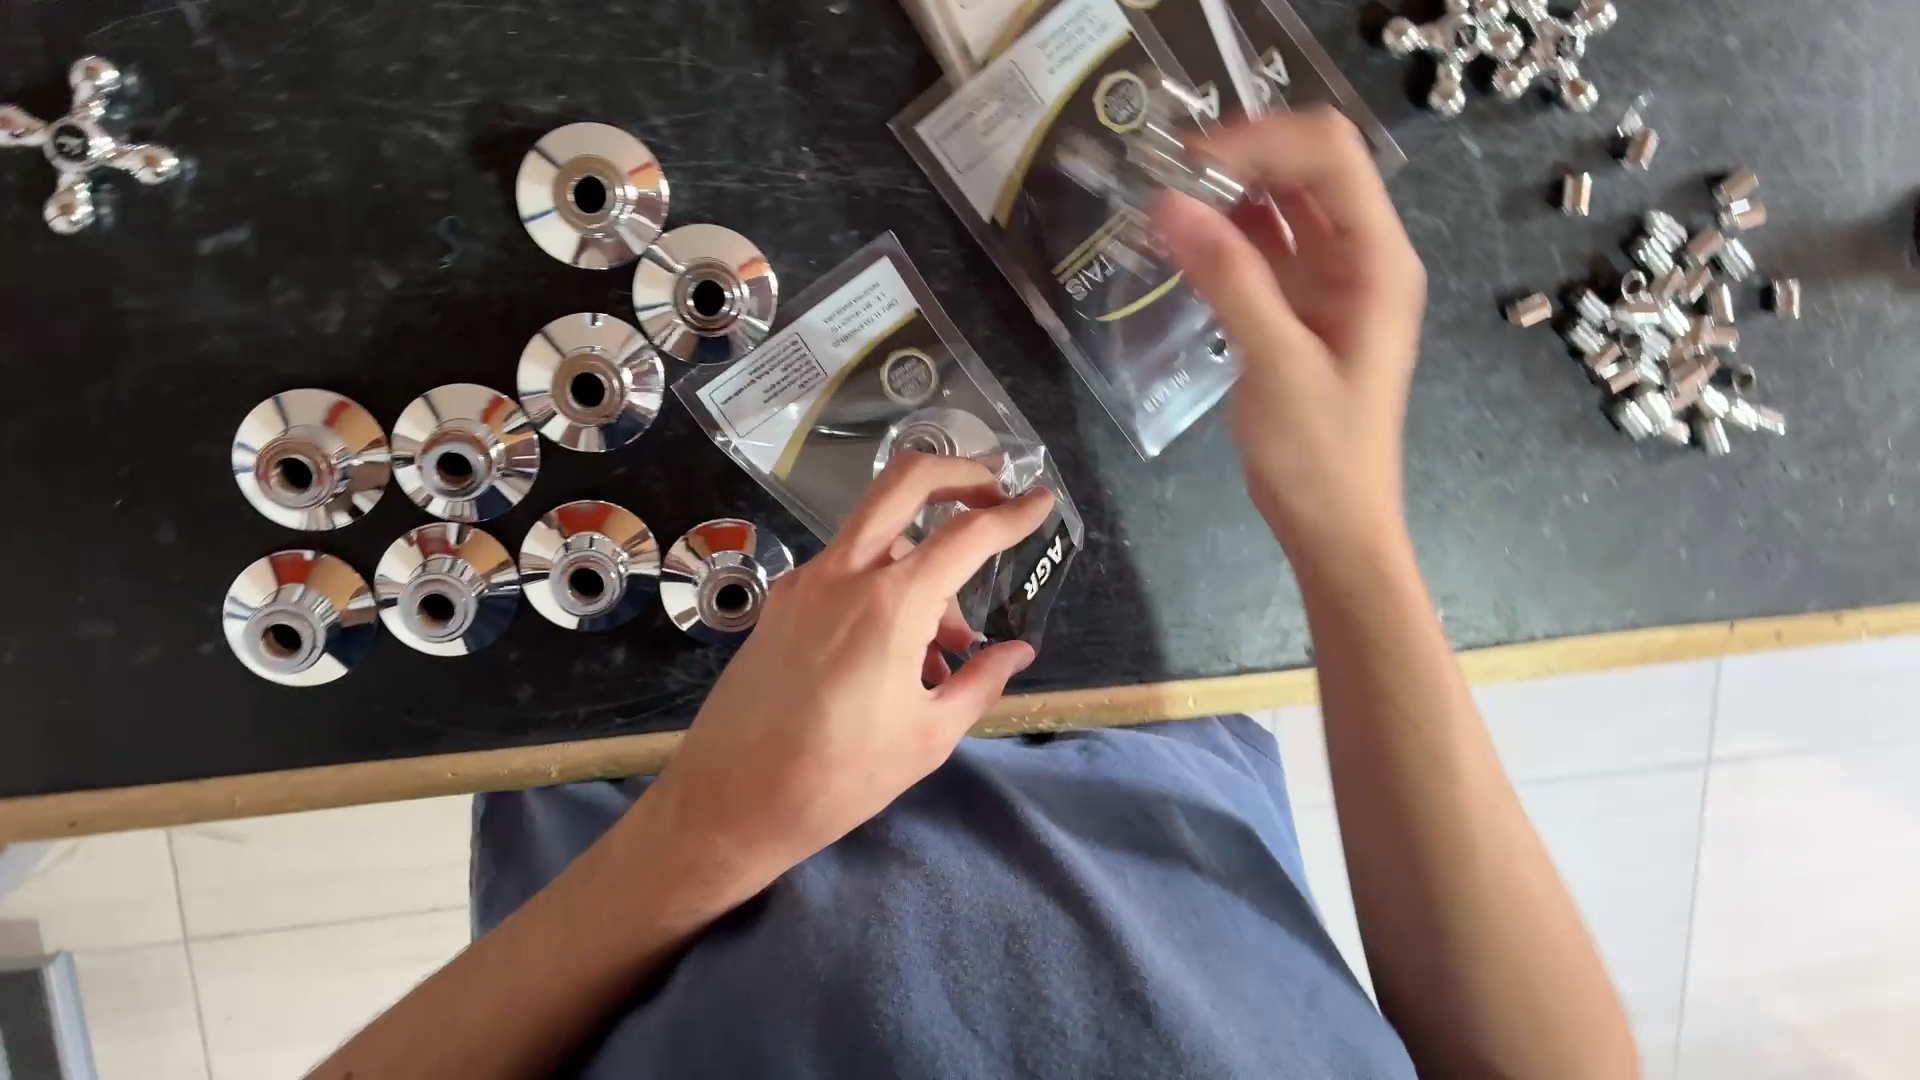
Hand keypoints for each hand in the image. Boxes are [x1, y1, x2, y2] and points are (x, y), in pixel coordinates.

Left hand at [647, 453, 1055, 890]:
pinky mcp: (781, 601)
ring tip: (945, 639)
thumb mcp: (927, 737)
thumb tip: (1018, 652)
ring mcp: (804, 581)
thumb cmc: (838, 777)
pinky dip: (883, 583)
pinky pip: (846, 567)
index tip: (1042, 498)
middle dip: (959, 473)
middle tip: (996, 489)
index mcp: (890, 604)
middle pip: (904, 481)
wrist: (727, 803)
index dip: (1014, 513)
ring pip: (876, 532)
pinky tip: (895, 646)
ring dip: (921, 556)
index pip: (967, 534)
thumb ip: (980, 682)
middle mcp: (843, 573)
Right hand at [1152, 107, 1426, 558]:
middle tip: (1165, 179)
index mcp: (1377, 261)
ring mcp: (1326, 287)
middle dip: (1241, 162)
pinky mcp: (1294, 314)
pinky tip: (1181, 249)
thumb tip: (1168, 204)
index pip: (1329, 159)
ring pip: (1278, 214)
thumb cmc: (1319, 455)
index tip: (1186, 161)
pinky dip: (1221, 244)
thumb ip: (1228, 280)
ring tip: (1163, 208)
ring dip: (1226, 201)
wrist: (1332, 523)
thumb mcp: (1277, 364)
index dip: (1262, 141)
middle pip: (1305, 175)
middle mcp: (1357, 260)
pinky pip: (1259, 258)